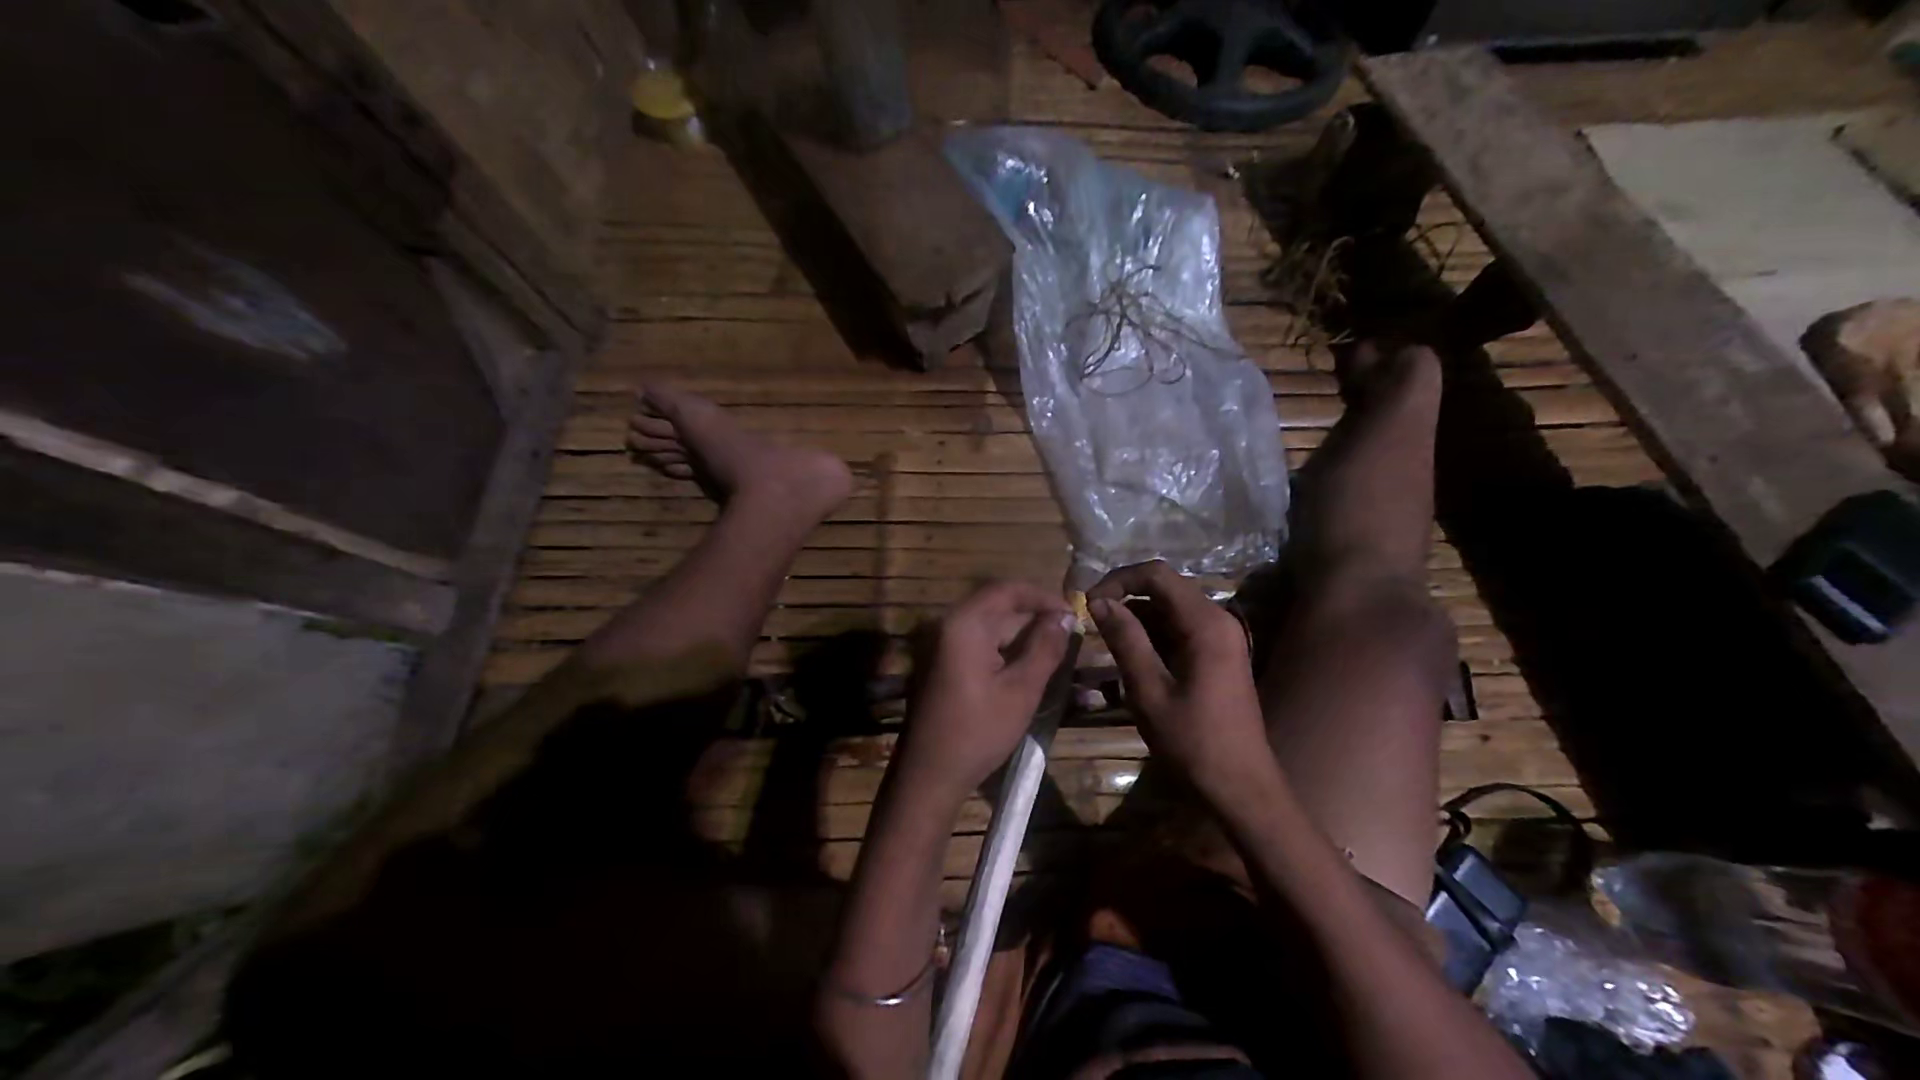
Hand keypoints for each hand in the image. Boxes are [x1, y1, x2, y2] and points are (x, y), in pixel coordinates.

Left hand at [896, 581, 1074, 798]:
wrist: (930, 774)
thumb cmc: (978, 731)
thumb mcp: (1021, 690)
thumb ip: (1045, 647)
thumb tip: (1064, 617)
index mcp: (965, 624)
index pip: (1007, 590)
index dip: (1043, 596)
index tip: (1072, 613)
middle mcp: (948, 625)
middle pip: (996, 605)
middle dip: (1033, 616)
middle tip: (1068, 635)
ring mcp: (940, 645)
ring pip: (988, 625)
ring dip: (1020, 634)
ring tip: (1054, 651)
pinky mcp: (940, 664)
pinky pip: (976, 643)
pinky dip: (1003, 648)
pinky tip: (1026, 666)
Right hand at [1087, 561, 1273, 800]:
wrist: (1240, 785)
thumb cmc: (1193, 741)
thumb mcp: (1149, 690)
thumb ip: (1125, 640)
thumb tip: (1099, 602)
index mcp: (1206, 623)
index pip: (1157, 575)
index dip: (1119, 580)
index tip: (1089, 602)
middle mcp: (1218, 620)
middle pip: (1165, 588)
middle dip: (1125, 596)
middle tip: (1091, 620)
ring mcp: (1222, 637)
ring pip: (1170, 608)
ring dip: (1136, 617)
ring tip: (1104, 640)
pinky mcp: (1218, 655)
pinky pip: (1179, 629)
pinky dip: (1152, 634)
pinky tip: (1130, 657)